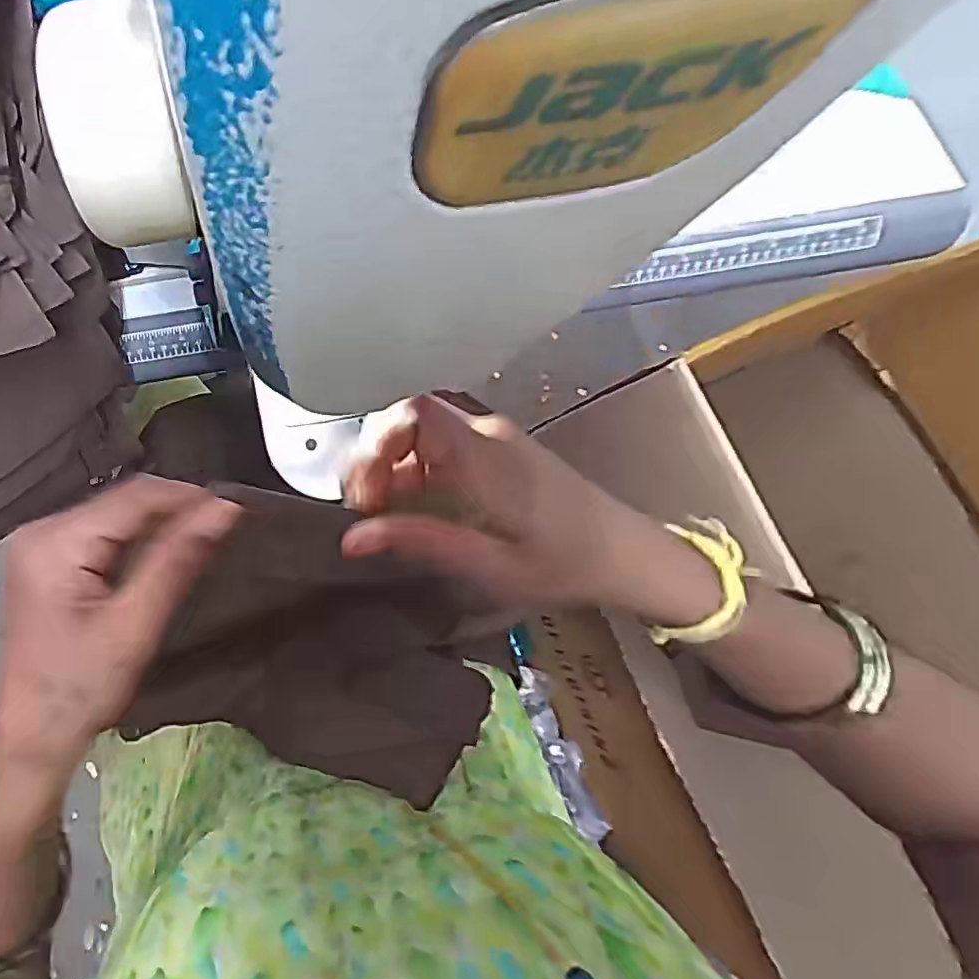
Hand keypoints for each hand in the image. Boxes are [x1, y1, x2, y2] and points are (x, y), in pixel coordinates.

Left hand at [0, 476, 241, 778]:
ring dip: (158, 523)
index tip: (231, 509)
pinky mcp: (47, 558)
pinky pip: (101, 532)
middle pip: (121, 500)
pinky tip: (163, 552)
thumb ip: (177, 560)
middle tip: (220, 526)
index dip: (186, 496)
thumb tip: (222, 510)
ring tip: (200, 537)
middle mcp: (40, 531)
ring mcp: (39, 543)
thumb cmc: (81, 689)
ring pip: (115, 513)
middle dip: (173, 509)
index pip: (132, 496)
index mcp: (54, 543)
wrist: (35, 734)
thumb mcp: (135, 625)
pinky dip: (136, 538)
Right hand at [341, 393, 710, 619]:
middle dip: (374, 460)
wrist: (627, 553)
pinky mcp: (490, 449)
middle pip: (406, 417)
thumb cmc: (564, 564)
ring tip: (385, 515)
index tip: (367, 496)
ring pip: (415, 431)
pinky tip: (413, 508)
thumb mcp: (489, 564)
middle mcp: (484, 435)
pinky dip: (410, 471)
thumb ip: (421, 542)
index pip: (414, 414)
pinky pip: (435, 445)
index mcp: (486, 459)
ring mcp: (488, 438)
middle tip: (368, 510)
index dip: (376, 445)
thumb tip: (351, 539)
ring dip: (389, 468)